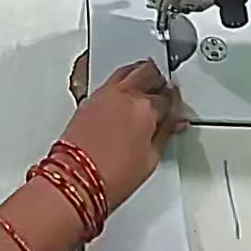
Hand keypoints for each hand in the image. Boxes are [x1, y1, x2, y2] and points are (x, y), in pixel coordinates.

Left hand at [57, 60, 185, 209]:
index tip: (175, 110)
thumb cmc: (109, 175)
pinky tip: (125, 93)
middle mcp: (125, 95)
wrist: (76, 180)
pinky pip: (111, 80)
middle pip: (149, 72)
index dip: (175, 104)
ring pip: (129, 70)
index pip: (168, 97)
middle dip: (159, 80)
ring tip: (146, 85)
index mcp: (146, 108)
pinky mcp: (90, 99)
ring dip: (140, 73)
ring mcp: (106, 94)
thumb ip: (165, 134)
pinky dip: (122, 81)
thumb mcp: (151, 159)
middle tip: (164, 92)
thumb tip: (173, 124)